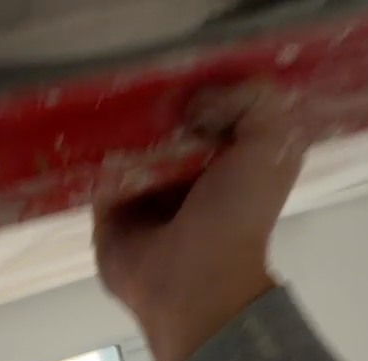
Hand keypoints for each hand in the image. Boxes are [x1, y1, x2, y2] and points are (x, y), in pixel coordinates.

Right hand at [93, 85, 316, 360]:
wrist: (194, 282)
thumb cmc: (237, 215)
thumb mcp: (274, 142)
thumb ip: (252, 99)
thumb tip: (192, 102)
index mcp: (222, 162)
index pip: (205, 111)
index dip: (195, 86)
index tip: (181, 71)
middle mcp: (180, 178)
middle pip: (160, 125)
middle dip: (153, 103)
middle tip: (142, 82)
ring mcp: (140, 198)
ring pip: (124, 146)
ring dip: (119, 126)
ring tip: (114, 102)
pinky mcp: (105, 216)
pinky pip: (94, 175)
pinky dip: (93, 157)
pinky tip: (94, 135)